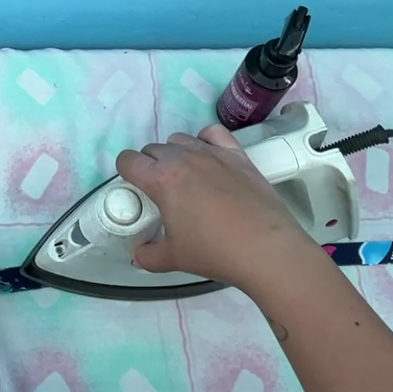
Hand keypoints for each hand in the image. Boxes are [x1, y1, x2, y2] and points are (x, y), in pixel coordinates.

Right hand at [115, 124, 316, 295]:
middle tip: (161, 191)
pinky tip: (209, 157)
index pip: (128, 160)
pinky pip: (212, 133)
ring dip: (175, 153)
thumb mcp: (174, 258)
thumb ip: (149, 255)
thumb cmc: (215, 251)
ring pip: (180, 139)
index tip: (135, 186)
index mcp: (161, 179)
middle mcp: (182, 158)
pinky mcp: (236, 154)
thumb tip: (138, 255)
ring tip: (185, 177)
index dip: (126, 172)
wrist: (266, 249)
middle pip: (153, 149)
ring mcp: (211, 152)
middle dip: (150, 165)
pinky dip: (205, 140)